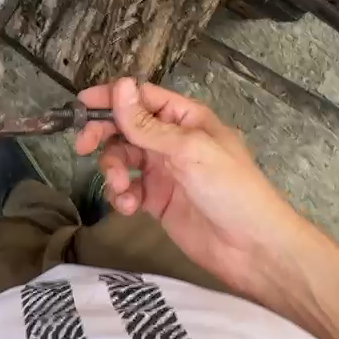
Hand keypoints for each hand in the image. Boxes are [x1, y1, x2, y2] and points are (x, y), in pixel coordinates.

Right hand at [76, 78, 327, 311]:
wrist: (256, 252)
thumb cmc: (232, 190)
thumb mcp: (188, 150)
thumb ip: (147, 124)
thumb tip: (120, 85)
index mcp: (184, 118)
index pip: (140, 97)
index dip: (111, 98)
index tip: (82, 106)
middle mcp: (171, 140)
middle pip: (124, 126)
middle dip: (103, 135)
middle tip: (82, 146)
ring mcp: (163, 171)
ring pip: (121, 158)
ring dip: (112, 170)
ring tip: (119, 188)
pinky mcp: (157, 200)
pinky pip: (127, 189)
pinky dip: (121, 195)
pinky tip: (128, 207)